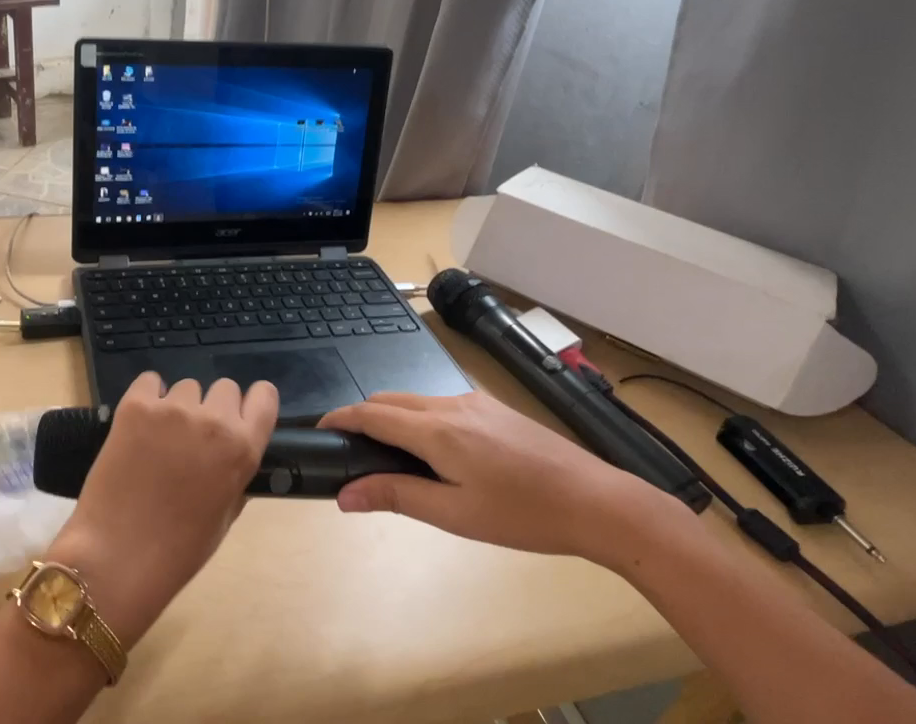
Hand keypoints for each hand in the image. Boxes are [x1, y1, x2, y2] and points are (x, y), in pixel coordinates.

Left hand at [43, 373, 278, 643]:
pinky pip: (149, 381)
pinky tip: (139, 424)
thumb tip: (230, 455)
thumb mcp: (225, 515)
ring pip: (186, 387)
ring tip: (160, 438)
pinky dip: (148, 397)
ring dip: (179, 406)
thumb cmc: (178, 549)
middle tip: (194, 437)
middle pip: (224, 388)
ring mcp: (173, 409)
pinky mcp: (134, 405)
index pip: (264, 396)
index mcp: (242, 449)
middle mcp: (213, 420)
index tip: (241, 414)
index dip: (252, 403)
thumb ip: (236, 476)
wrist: (118, 555)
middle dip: (213, 408)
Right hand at [317, 390, 686, 565]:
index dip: (340, 419)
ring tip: (389, 455)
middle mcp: (451, 405)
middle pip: (390, 400)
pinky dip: (420, 419)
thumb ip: (397, 497)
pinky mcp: (494, 407)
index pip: (372, 414)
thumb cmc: (522, 515)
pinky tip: (434, 451)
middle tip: (348, 448)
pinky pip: (441, 404)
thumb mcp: (455, 515)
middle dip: (362, 416)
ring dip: (393, 417)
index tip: (318, 430)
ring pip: (416, 400)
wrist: (597, 502)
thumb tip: (345, 494)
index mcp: (437, 431)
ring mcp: (476, 402)